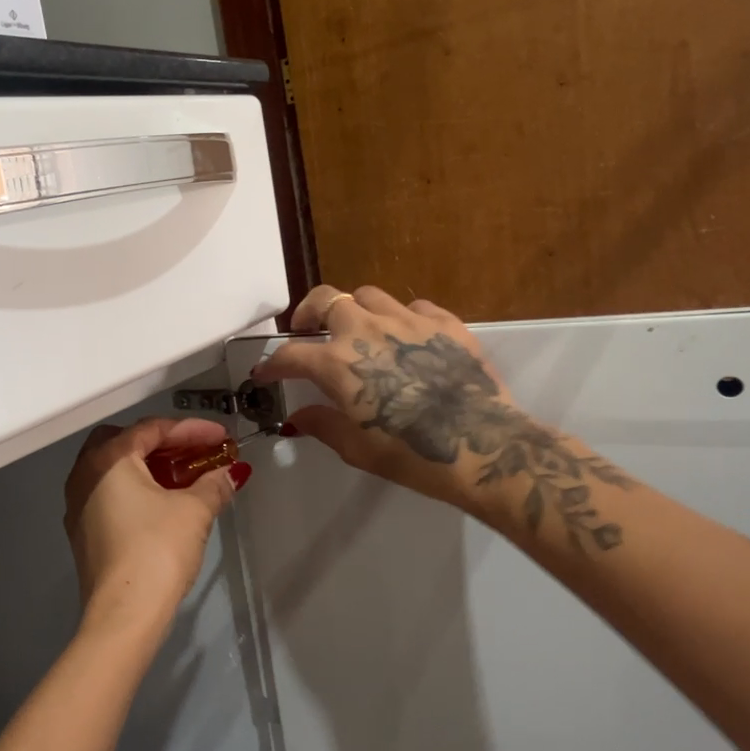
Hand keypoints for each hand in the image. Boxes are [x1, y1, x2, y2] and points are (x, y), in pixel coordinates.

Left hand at [63, 418, 248, 633]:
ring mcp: (78, 504)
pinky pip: (109, 493)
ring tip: (185, 477)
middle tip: (196, 452)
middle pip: (126, 441)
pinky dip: (135, 488)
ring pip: (114, 469)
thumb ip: (213, 485)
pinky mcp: (82, 531)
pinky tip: (163, 503)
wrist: (124, 613)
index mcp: (108, 459)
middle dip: (164, 443)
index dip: (192, 430)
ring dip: (150, 466)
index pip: (152, 429)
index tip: (222, 438)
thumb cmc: (157, 551)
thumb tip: (230, 474)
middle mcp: (84, 474)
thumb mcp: (194, 512)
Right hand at [251, 285, 565, 520]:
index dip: (271, 365)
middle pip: (326, 301)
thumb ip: (322, 424)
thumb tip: (299, 417)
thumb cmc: (413, 455)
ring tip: (357, 331)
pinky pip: (413, 307)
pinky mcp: (445, 323)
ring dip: (354, 310)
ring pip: (367, 295)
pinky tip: (404, 338)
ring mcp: (407, 322)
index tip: (265, 374)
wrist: (484, 447)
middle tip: (307, 332)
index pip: (290, 355)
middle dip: (308, 314)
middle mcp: (366, 331)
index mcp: (338, 364)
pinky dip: (400, 318)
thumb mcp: (357, 448)